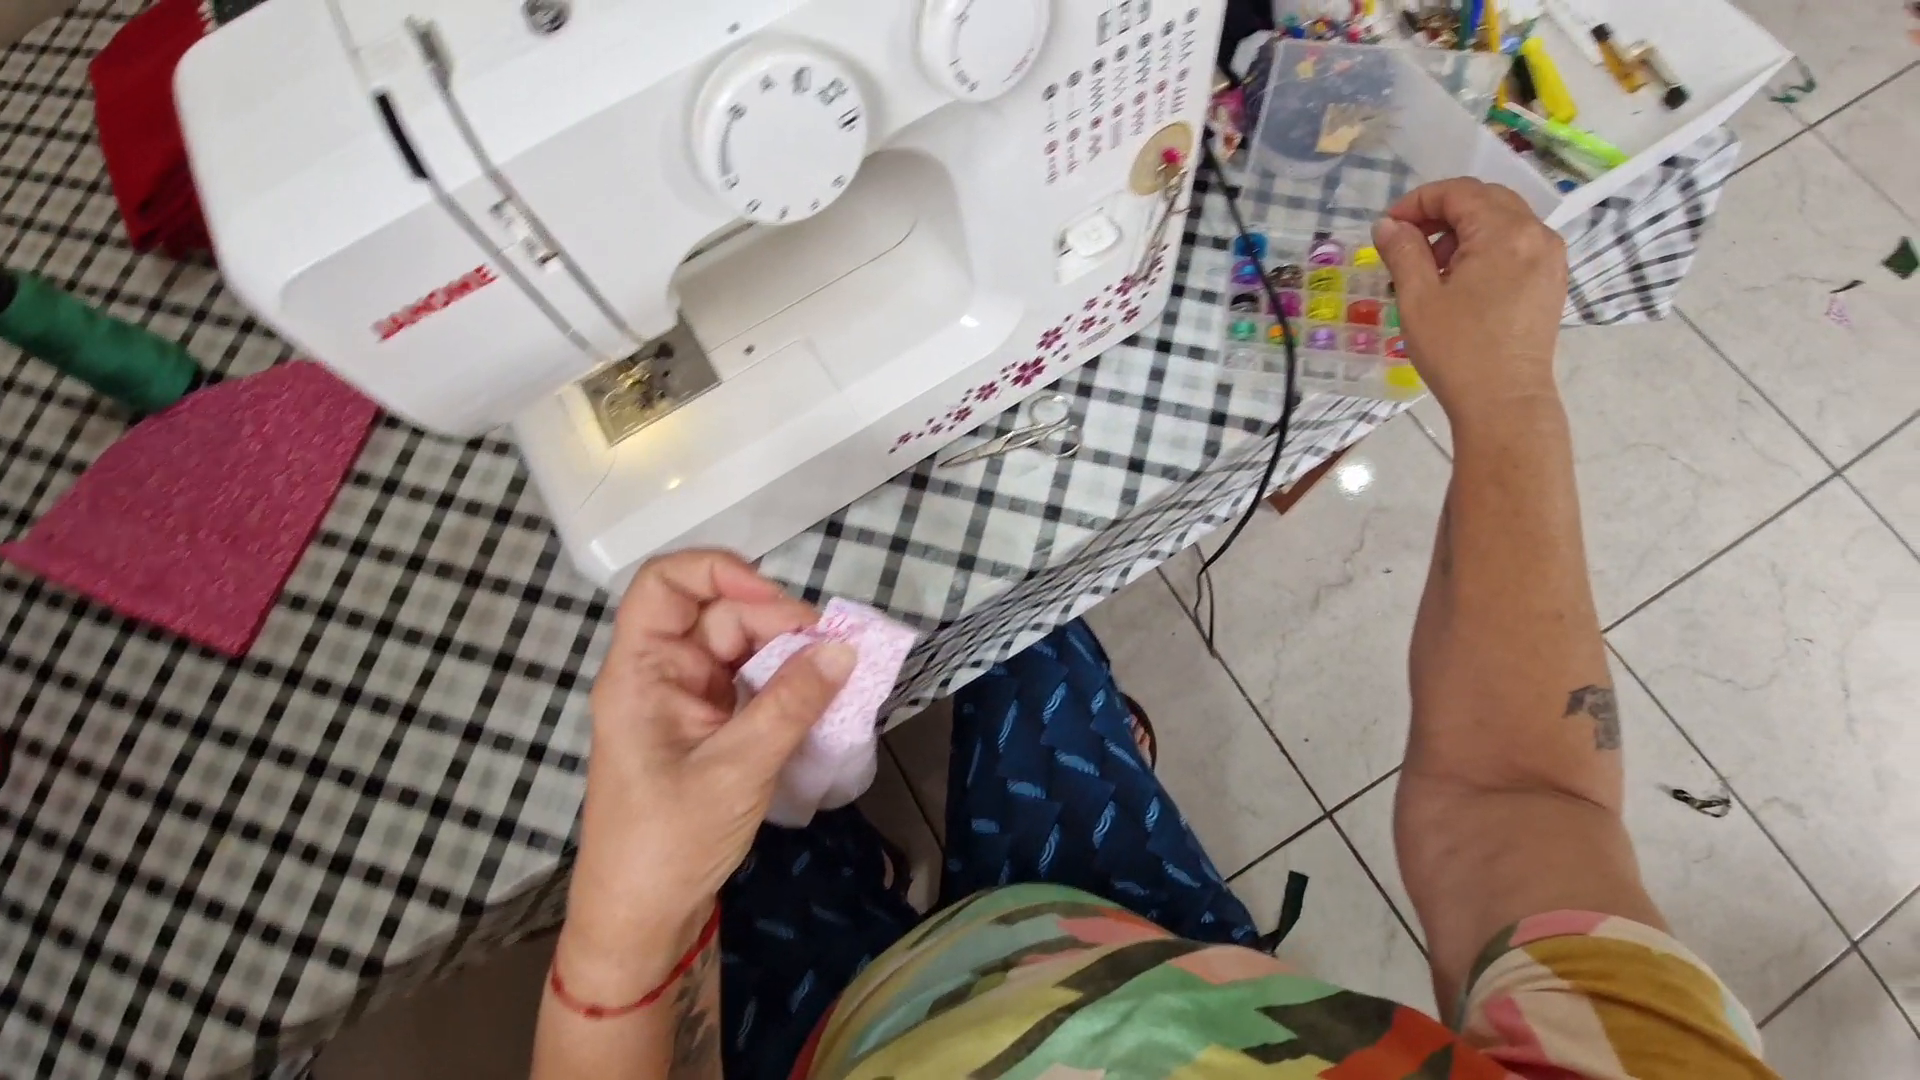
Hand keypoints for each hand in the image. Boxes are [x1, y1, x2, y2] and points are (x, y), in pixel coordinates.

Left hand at [555, 550, 854, 1000]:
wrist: (644, 918)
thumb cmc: (669, 841)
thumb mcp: (737, 769)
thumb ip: (791, 704)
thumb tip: (844, 648)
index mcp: (642, 671)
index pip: (666, 585)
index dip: (717, 572)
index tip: (774, 600)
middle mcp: (663, 673)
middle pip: (718, 614)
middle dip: (775, 621)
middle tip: (828, 649)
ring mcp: (689, 699)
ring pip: (742, 647)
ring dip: (788, 653)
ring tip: (832, 673)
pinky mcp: (712, 724)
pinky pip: (753, 682)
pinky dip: (787, 682)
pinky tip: (819, 695)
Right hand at [1370, 179, 1567, 427]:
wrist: (1503, 400)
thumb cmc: (1456, 350)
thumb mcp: (1418, 299)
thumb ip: (1403, 253)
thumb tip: (1388, 225)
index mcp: (1504, 233)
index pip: (1460, 192)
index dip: (1418, 201)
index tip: (1387, 227)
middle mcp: (1536, 234)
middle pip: (1485, 200)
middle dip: (1440, 213)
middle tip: (1404, 242)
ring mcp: (1548, 257)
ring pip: (1502, 222)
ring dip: (1461, 232)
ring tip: (1428, 269)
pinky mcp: (1549, 280)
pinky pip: (1514, 246)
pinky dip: (1482, 249)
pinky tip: (1458, 282)